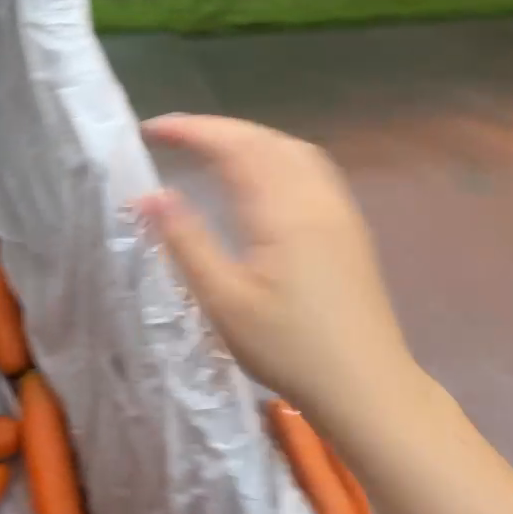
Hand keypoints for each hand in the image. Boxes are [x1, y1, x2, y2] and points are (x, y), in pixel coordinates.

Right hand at [135, 114, 422, 427]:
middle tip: (170, 134)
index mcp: (284, 213)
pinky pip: (308, 170)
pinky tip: (255, 175)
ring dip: (247, 139)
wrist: (363, 384)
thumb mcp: (221, 298)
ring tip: (207, 146)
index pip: (236, 149)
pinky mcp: (346, 230)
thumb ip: (185, 241)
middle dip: (216, 129)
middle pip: (267, 141)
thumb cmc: (285, 345)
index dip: (192, 131)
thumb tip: (149, 196)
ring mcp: (338, 213)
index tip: (149, 130)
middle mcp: (317, 201)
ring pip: (293, 152)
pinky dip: (271, 155)